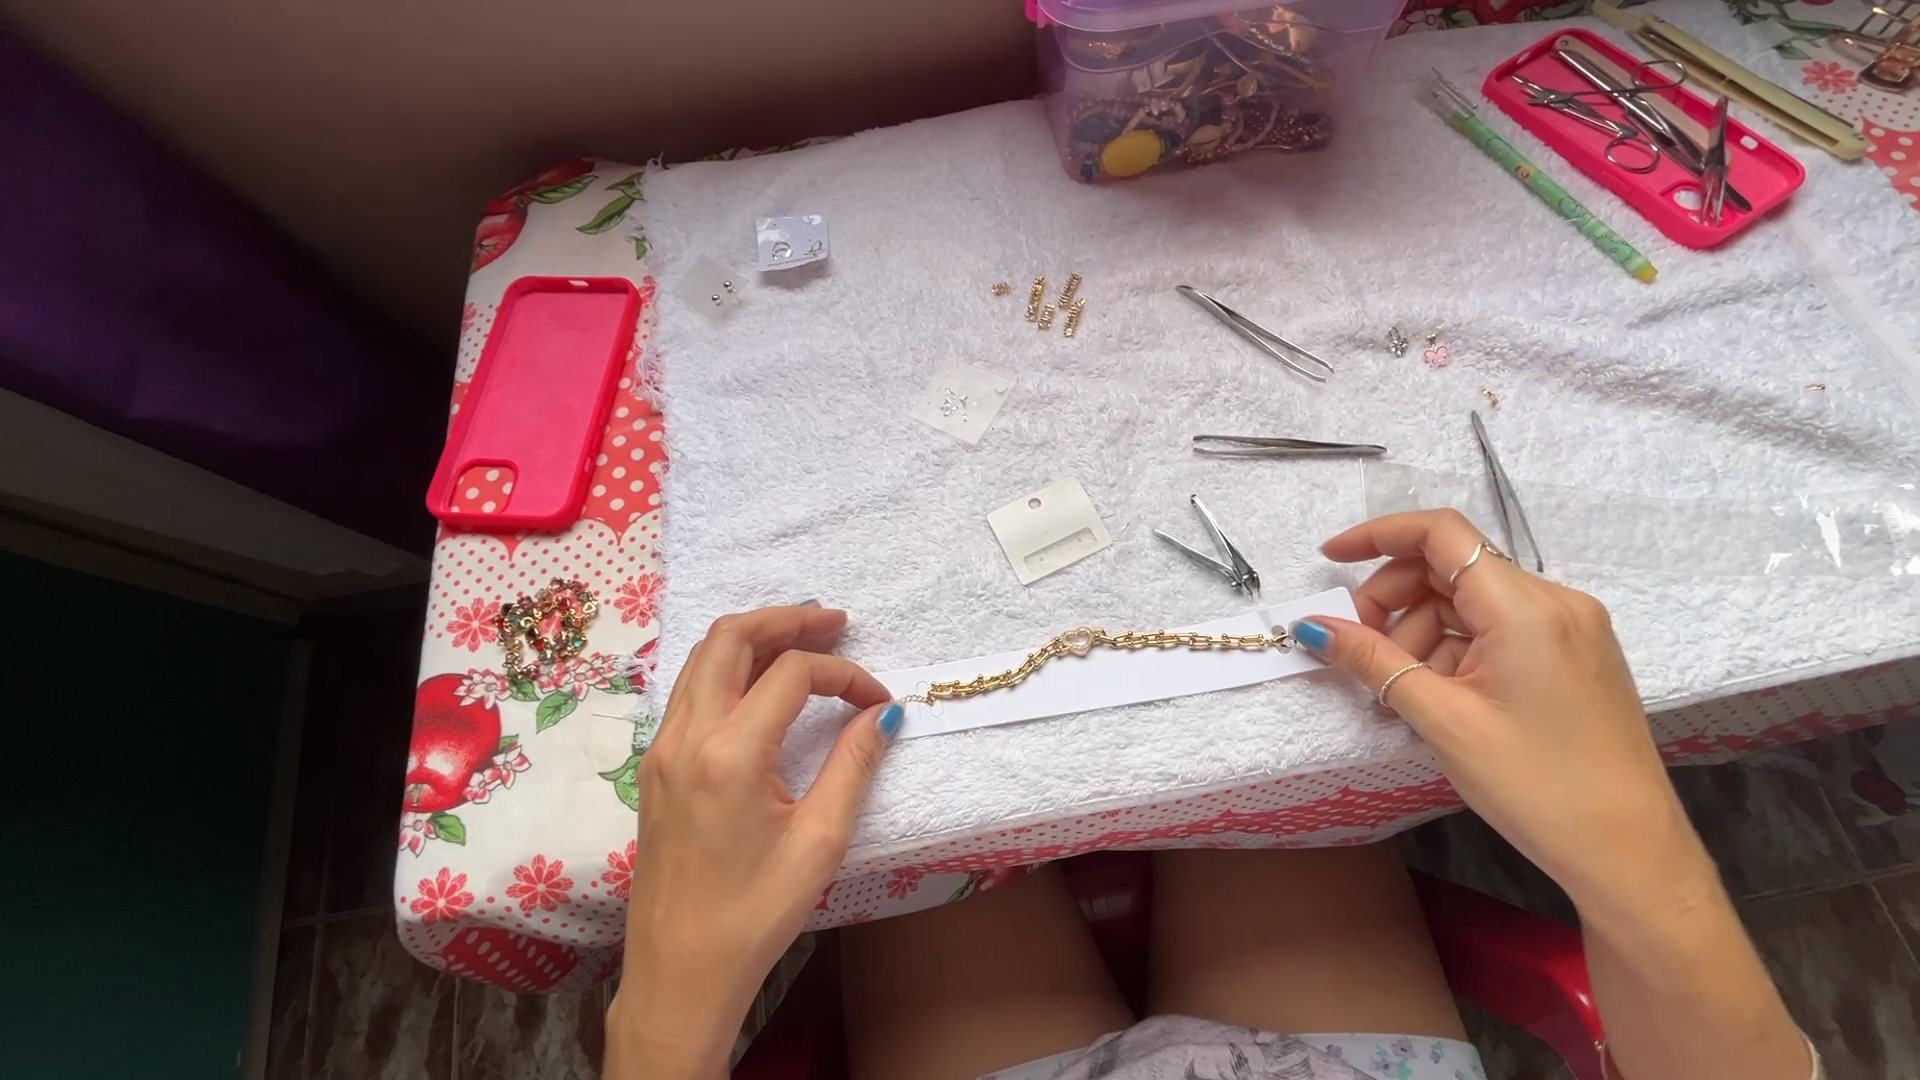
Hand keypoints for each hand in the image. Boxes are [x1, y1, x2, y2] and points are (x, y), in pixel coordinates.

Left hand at [608, 604, 901, 1077]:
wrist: (680, 973)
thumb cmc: (756, 912)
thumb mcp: (820, 840)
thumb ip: (854, 764)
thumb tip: (885, 714)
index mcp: (729, 753)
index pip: (793, 674)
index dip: (844, 675)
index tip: (877, 701)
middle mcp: (687, 735)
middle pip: (731, 638)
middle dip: (788, 619)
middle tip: (835, 623)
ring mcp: (663, 747)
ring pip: (705, 658)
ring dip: (755, 637)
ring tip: (804, 639)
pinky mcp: (656, 764)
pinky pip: (692, 688)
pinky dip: (730, 666)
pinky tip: (762, 683)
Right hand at [1290, 510, 1707, 913]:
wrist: (1631, 856)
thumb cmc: (1534, 784)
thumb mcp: (1439, 717)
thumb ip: (1370, 660)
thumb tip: (1309, 626)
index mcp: (1526, 608)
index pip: (1441, 534)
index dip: (1377, 535)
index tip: (1328, 560)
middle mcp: (1553, 603)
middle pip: (1447, 569)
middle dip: (1390, 600)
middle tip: (1359, 652)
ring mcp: (1567, 629)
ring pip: (1465, 602)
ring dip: (1417, 633)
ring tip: (1398, 693)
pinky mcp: (1568, 656)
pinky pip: (1491, 629)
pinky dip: (1448, 650)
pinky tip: (1432, 696)